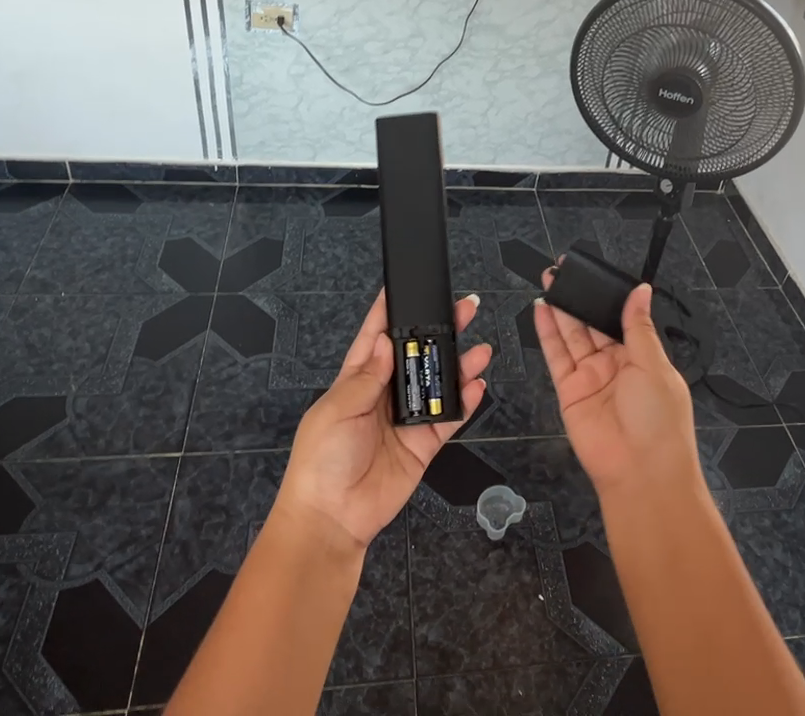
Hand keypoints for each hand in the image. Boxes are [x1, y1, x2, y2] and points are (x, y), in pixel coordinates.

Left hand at [277, 290, 491, 550]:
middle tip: (465, 308)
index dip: (390, 312)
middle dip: (439, 332)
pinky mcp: (423, 444)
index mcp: (356, 380)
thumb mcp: (337, 409)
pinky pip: (449, 419)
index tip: (407, 286)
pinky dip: (465, 403)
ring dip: (459, 365)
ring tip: (482, 347)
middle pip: (416, 356)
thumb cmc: (322, 458)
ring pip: (438, 384)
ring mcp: (406, 419)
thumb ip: (367, 375)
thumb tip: (387, 340)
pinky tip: (478, 385)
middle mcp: (384, 394)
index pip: (376, 338)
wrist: (332, 517)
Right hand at [533, 273, 698, 496]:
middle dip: (579, 299)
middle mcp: (615, 364)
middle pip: (593, 325)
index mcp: (642, 357)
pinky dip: (548, 333)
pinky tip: (542, 309)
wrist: (639, 471)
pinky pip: (557, 356)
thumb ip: (638, 326)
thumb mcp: (654, 365)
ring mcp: (590, 377)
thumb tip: (641, 289)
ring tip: (549, 281)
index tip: (592, 271)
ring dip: (561, 310)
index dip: (606, 296)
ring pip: (573, 336)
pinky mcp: (569, 390)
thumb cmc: (658, 416)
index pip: (621, 319)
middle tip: (562, 270)